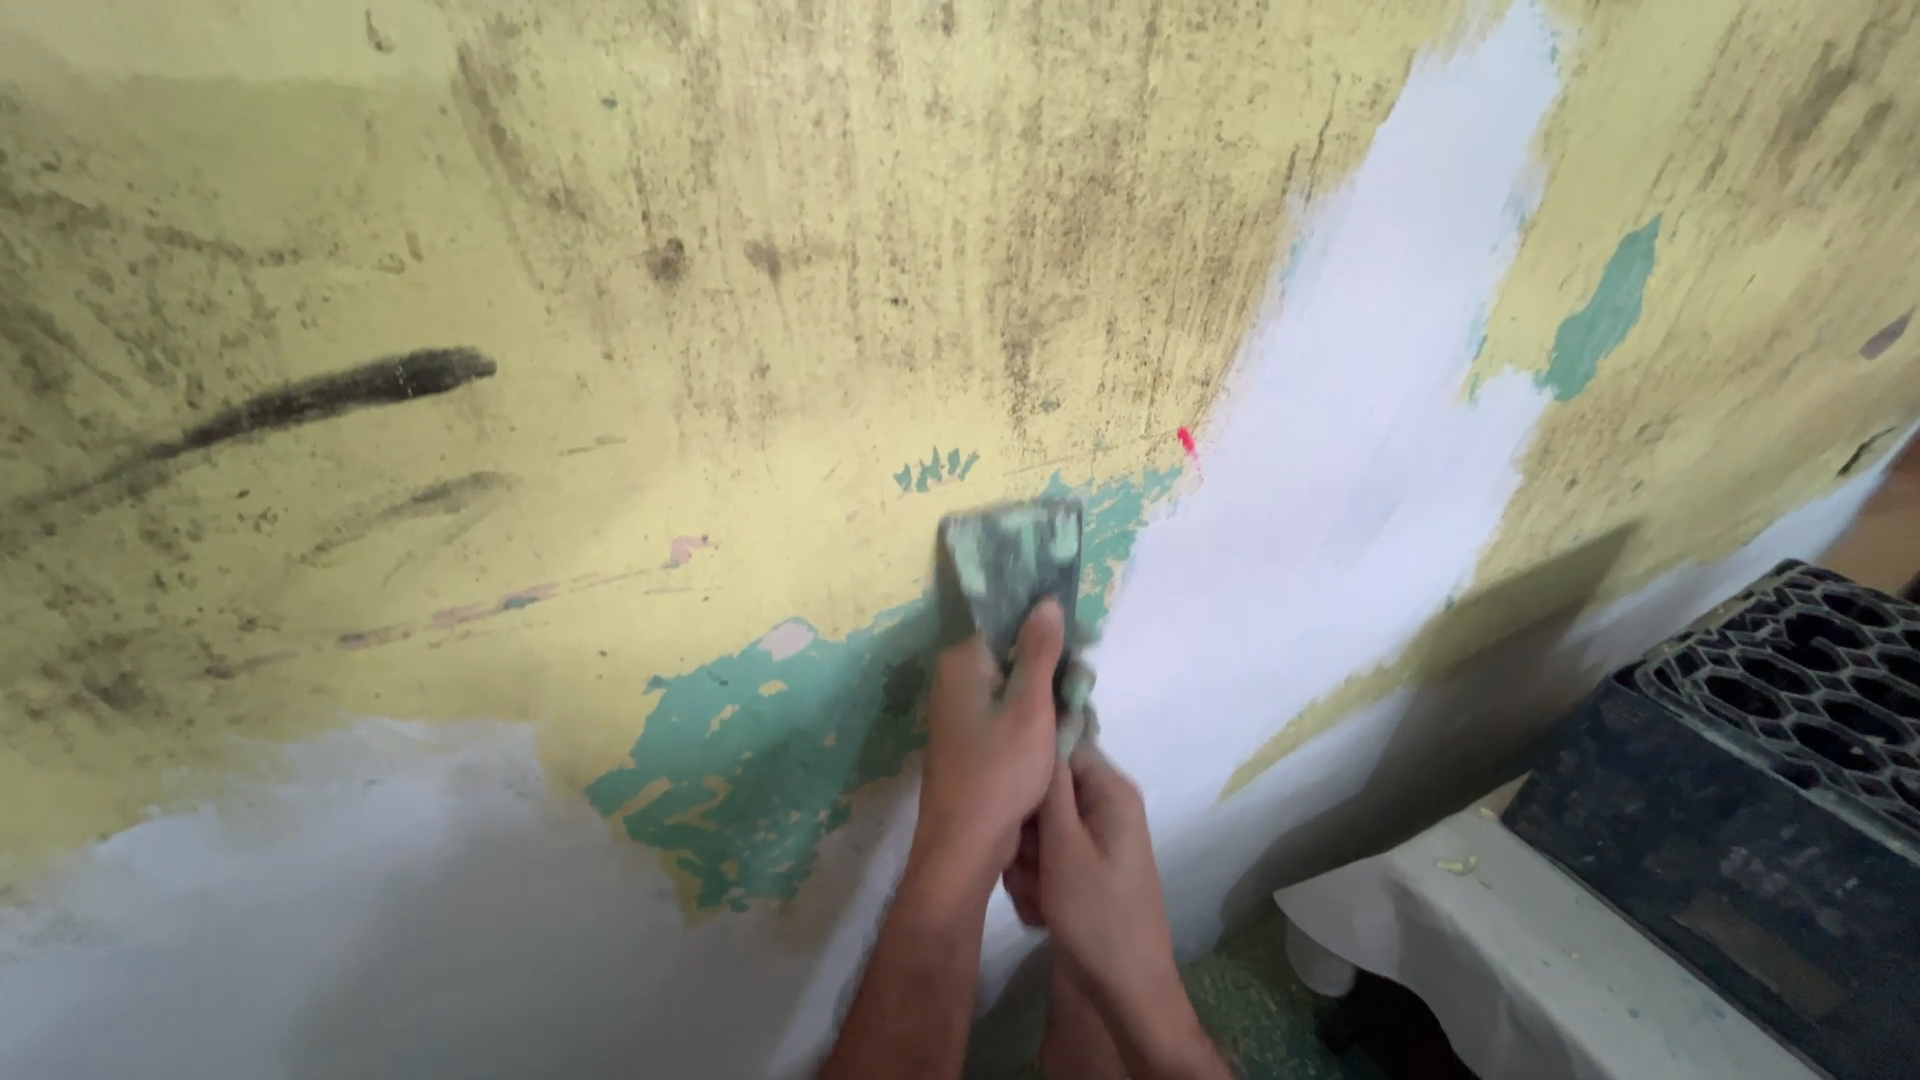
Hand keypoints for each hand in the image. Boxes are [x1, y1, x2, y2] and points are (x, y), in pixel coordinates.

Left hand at [911, 599, 1065, 889]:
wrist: (964, 846)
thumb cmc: (999, 772)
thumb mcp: (1030, 707)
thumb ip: (1039, 651)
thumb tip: (1045, 601)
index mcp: (963, 662)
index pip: (1009, 624)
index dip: (1048, 630)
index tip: (1083, 641)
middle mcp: (954, 680)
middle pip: (1012, 655)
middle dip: (1051, 667)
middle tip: (1085, 684)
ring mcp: (959, 712)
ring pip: (1013, 687)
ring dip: (1045, 696)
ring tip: (1078, 709)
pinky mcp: (969, 739)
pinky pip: (1006, 713)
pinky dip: (1032, 718)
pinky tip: (1059, 731)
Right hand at [1015, 751, 1206, 1068]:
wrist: (1124, 990)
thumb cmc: (1096, 914)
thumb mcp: (1064, 846)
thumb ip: (1050, 788)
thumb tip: (1044, 729)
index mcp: (1110, 791)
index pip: (1060, 748)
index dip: (1030, 772)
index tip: (1012, 803)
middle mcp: (1104, 807)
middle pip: (1044, 793)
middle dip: (1025, 831)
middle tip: (1026, 865)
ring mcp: (1093, 840)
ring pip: (1037, 830)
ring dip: (1025, 863)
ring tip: (1037, 895)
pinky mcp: (1082, 869)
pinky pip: (1044, 858)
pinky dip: (1036, 883)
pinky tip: (1041, 911)